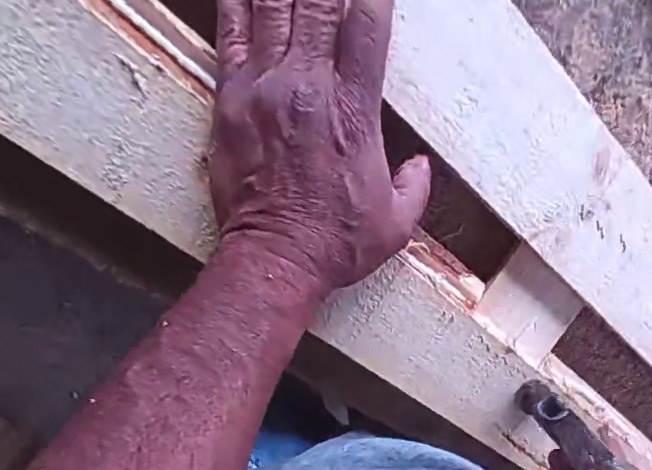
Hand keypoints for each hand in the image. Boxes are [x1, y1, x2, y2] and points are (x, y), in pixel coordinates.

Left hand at [209, 0, 431, 295]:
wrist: (275, 261)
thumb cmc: (333, 245)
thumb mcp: (395, 225)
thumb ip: (415, 188)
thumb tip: (420, 166)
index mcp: (353, 110)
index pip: (368, 21)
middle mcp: (309, 86)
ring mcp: (266, 89)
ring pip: (274, 1)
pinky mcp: (231, 101)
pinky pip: (231, 29)